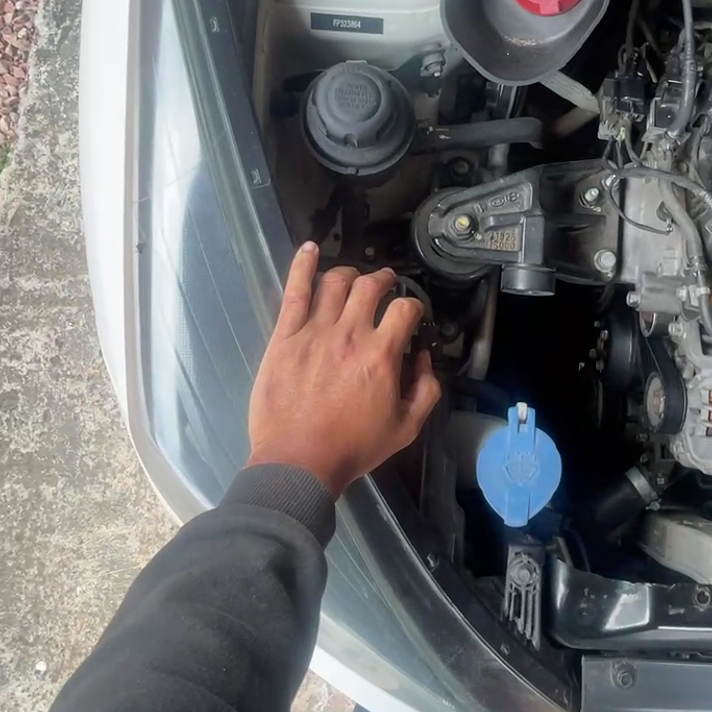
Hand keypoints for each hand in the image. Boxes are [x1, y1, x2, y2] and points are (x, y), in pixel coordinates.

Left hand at [247, 243, 441, 495]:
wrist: (298, 462)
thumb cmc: (353, 447)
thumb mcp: (406, 427)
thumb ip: (426, 390)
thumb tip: (424, 359)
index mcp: (382, 354)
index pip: (405, 309)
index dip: (413, 306)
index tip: (411, 314)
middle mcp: (350, 333)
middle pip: (370, 286)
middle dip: (383, 279)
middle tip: (385, 284)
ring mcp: (314, 331)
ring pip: (335, 282)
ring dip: (349, 274)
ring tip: (352, 278)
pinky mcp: (285, 336)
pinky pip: (295, 291)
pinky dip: (303, 265)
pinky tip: (309, 249)